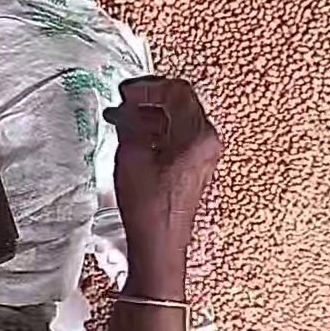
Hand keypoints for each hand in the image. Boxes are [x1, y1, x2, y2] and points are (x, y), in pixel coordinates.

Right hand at [105, 77, 220, 299]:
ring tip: (122, 119)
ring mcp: (203, 156)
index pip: (177, 92)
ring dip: (151, 116)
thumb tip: (125, 110)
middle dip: (149, 99)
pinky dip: (157, 131)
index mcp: (198, 135)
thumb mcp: (132, 156)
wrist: (159, 243)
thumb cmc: (149, 206)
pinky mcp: (194, 169)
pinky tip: (134, 136)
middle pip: (181, 104)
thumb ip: (130, 124)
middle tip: (123, 101)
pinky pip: (178, 138)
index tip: (125, 91)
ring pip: (178, 121)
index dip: (147, 87)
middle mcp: (207, 142)